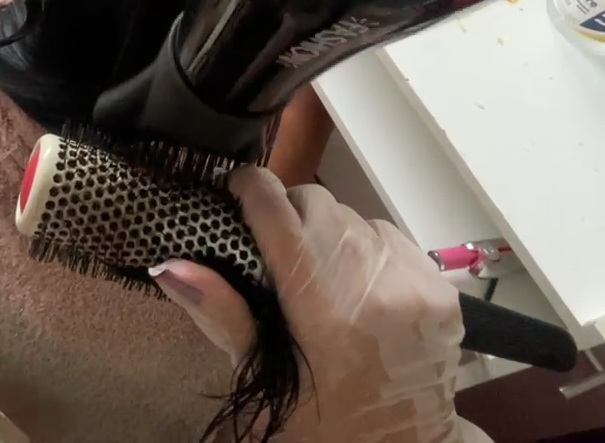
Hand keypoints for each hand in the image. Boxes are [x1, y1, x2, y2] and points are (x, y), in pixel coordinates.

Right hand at [152, 168, 464, 442]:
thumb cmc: (320, 425)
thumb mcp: (259, 378)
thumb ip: (217, 312)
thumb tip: (165, 264)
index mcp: (321, 307)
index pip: (276, 207)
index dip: (249, 186)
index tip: (236, 192)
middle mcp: (371, 283)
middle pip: (313, 200)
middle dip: (288, 212)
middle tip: (277, 249)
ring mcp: (411, 283)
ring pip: (350, 213)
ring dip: (328, 229)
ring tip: (321, 271)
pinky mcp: (439, 287)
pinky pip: (387, 233)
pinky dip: (366, 246)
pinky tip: (360, 283)